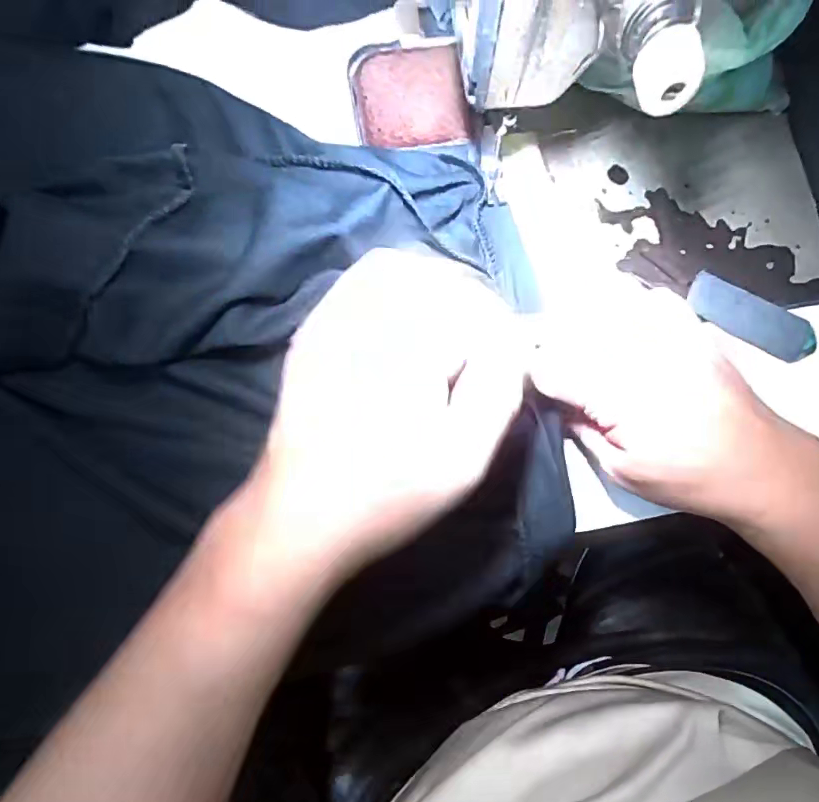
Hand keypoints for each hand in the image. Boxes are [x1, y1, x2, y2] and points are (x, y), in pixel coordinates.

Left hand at [232, 247, 528, 588]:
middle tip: (490, 351)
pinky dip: (399, 286)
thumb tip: (516, 343)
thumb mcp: (463, 460)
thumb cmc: (390, 495)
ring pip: (403, 269)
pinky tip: (413, 322)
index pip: (478, 309)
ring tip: (457, 332)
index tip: (512, 370)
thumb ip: (498, 392)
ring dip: (441, 290)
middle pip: (442, 279)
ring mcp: (332, 318)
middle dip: (477, 308)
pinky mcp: (315, 328)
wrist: (303, 515)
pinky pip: (363, 279)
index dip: (506, 336)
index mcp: (408, 350)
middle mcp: (366, 318)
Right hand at [528, 281, 818, 529]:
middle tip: (551, 370)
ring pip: (607, 307)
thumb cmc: (689, 477)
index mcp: (616, 393)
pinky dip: (630, 307)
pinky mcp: (694, 329)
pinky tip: (624, 325)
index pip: (550, 365)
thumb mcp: (623, 471)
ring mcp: (670, 334)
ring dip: (584, 322)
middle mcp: (639, 352)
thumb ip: (583, 432)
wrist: (758, 463)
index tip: (535, 388)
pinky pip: (652, 300)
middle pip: (572, 329)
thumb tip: (561, 407)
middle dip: (553, 346)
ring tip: (580, 345)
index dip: (534, 375)